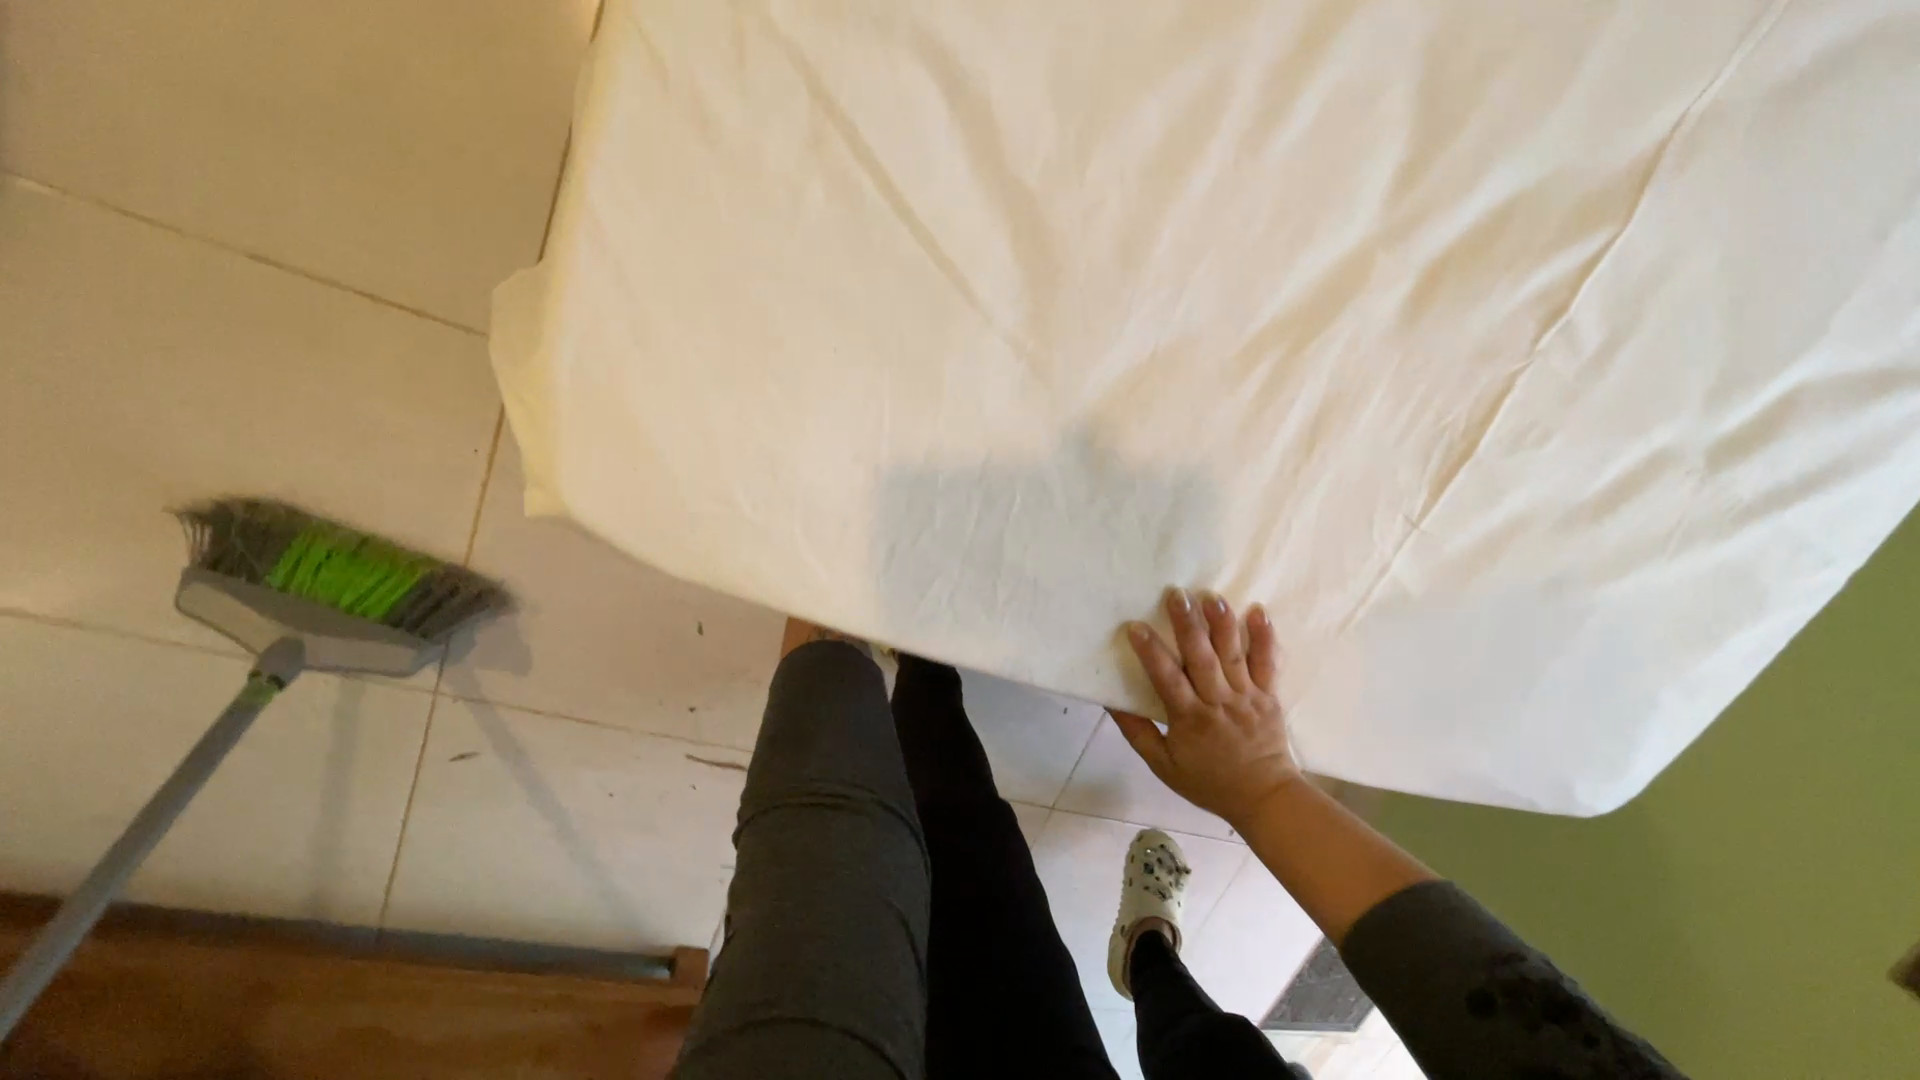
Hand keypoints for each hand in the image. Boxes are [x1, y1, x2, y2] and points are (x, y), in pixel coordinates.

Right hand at [1112, 589, 1302, 828]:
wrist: (1264, 798)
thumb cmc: (1209, 782)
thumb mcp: (1163, 765)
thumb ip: (1137, 733)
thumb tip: (1111, 703)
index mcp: (1189, 718)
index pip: (1166, 678)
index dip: (1150, 652)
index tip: (1135, 626)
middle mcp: (1218, 702)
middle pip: (1200, 657)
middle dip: (1187, 624)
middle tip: (1175, 594)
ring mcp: (1246, 697)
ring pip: (1232, 654)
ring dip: (1221, 623)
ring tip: (1210, 596)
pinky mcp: (1269, 696)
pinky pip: (1268, 663)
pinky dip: (1264, 638)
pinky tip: (1257, 612)